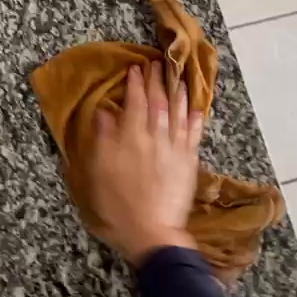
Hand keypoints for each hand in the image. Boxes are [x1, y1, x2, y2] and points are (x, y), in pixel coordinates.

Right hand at [85, 61, 202, 264]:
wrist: (151, 231)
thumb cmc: (117, 203)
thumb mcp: (99, 170)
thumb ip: (103, 139)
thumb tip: (105, 112)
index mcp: (131, 137)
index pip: (136, 102)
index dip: (136, 84)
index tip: (135, 67)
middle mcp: (155, 138)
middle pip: (158, 103)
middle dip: (157, 82)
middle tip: (157, 64)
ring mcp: (175, 150)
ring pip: (178, 114)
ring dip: (178, 94)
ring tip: (178, 78)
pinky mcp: (188, 164)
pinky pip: (194, 135)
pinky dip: (195, 119)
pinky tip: (196, 108)